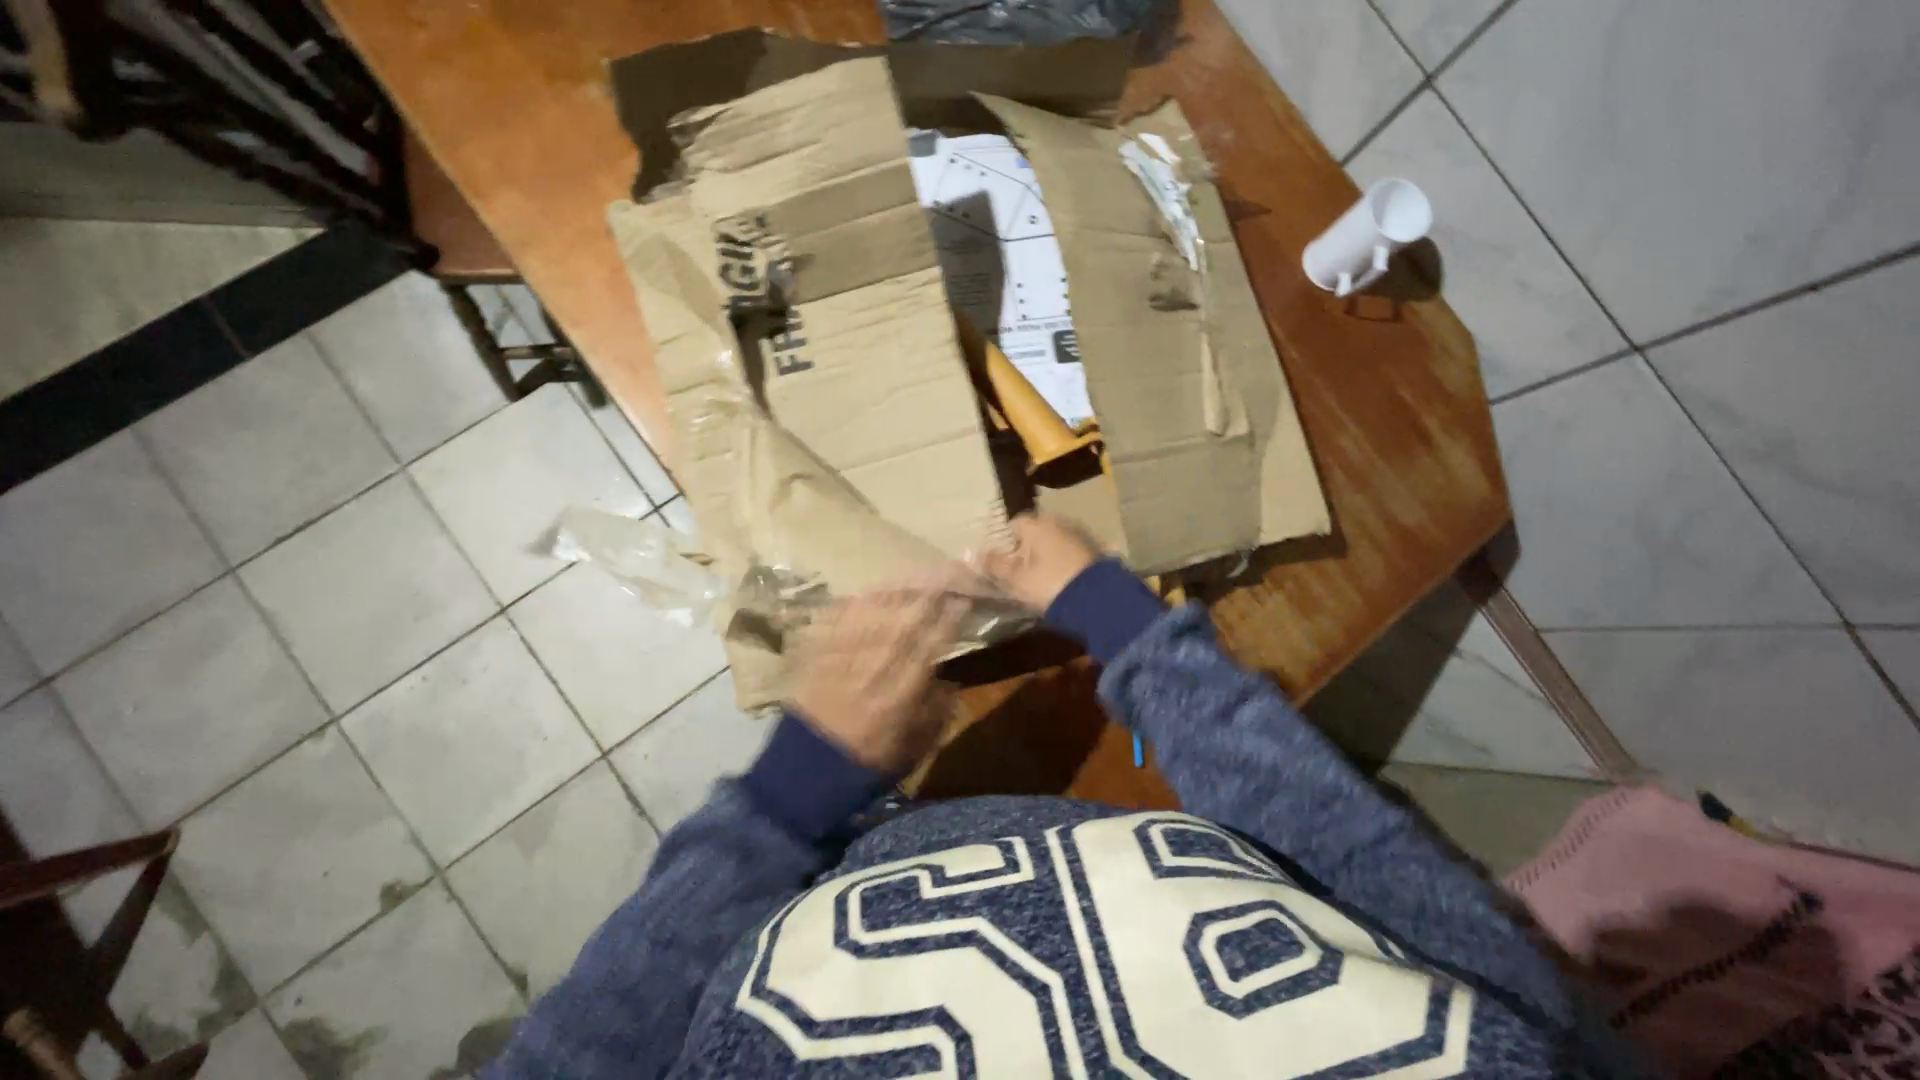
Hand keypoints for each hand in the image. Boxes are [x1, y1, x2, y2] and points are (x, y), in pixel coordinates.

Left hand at [787, 583, 966, 772]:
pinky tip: (863, 594)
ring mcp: (842, 658)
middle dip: (925, 595)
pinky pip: (836, 621)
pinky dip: (852, 604)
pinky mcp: (814, 656)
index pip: (931, 644)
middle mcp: (874, 667)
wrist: (806, 773)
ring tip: (908, 580)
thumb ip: (936, 714)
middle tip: (941, 576)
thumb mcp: (913, 749)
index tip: (962, 601)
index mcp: (901, 692)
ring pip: (871, 614)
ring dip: (893, 593)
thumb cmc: (866, 765)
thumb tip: (949, 683)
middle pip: (904, 620)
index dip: (949, 619)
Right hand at [974, 512, 1102, 610]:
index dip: (1007, 540)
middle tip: (1022, 569)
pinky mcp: (1094, 549)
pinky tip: (1062, 576)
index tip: (1005, 559)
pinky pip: (1071, 550)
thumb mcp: (1016, 578)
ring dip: (1047, 552)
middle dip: (1028, 546)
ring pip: (1055, 539)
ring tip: (1042, 575)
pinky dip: (1064, 559)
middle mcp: (1058, 522)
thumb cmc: (1049, 583)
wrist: (1096, 598)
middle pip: (1036, 530)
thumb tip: (971, 554)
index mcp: (1037, 524)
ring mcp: (1079, 534)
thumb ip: (994, 565)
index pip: (1015, 522)